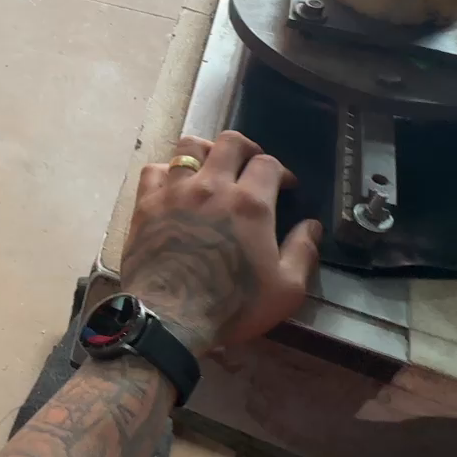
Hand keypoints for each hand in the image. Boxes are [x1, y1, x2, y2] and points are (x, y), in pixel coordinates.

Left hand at [119, 130, 320, 352]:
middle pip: (229, 142)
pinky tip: (173, 186)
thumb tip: (312, 226)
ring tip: (211, 169)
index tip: (283, 186)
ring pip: (188, 147)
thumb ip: (303, 252)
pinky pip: (153, 170)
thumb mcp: (286, 288)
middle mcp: (211, 187)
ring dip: (204, 152)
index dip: (280, 171)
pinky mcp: (145, 202)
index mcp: (249, 203)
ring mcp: (174, 191)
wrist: (170, 315)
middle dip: (246, 149)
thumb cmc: (233, 304)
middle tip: (249, 166)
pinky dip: (166, 172)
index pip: (268, 163)